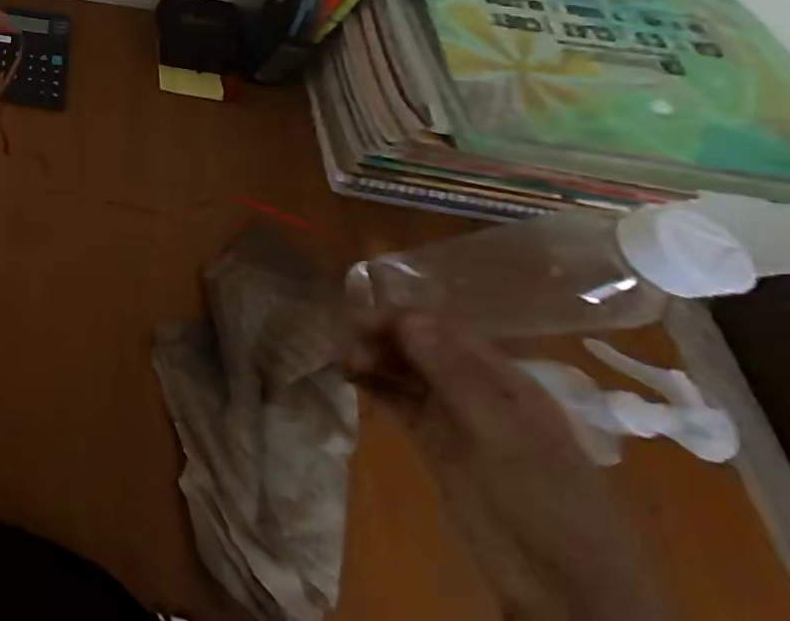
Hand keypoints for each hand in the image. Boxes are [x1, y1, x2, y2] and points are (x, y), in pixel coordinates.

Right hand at [347, 314, 671, 620]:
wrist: (564, 584)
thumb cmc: (547, 501)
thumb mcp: (502, 436)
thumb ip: (454, 376)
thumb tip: (408, 317)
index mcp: (506, 382)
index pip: (444, 332)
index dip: (401, 319)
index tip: (356, 320)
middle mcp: (477, 391)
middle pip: (420, 348)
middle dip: (379, 338)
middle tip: (340, 343)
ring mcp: (454, 418)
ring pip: (404, 373)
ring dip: (371, 359)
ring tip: (338, 360)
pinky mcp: (434, 442)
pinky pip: (398, 402)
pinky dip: (372, 385)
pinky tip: (347, 377)